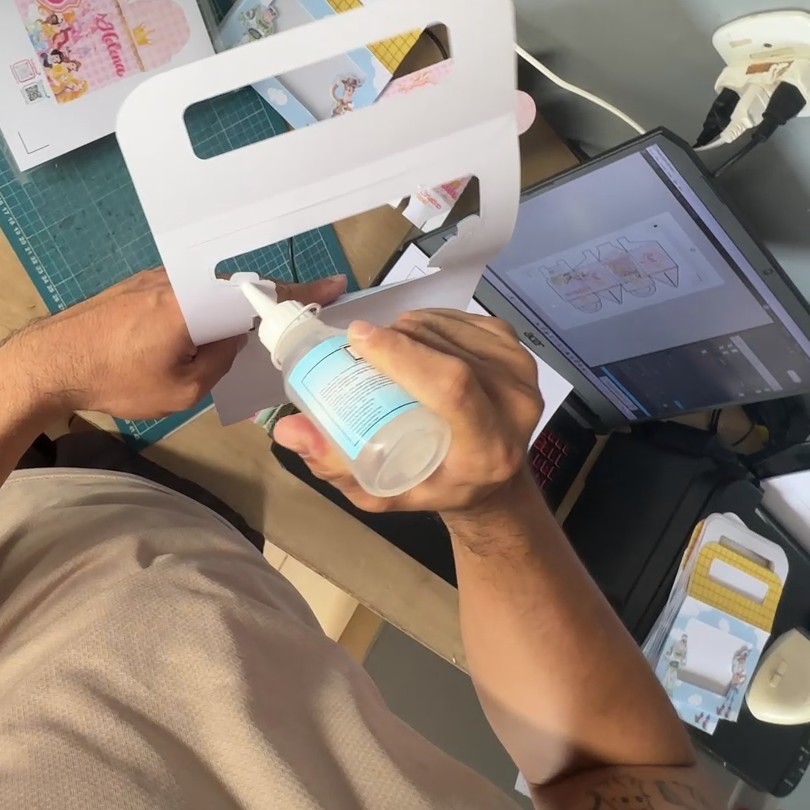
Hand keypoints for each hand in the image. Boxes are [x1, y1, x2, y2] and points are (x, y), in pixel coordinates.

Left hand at [0, 267, 347, 419]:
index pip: (260, 295)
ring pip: (211, 290)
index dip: (300, 294)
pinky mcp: (139, 284)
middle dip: (267, 303)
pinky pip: (188, 291)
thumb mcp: (180, 390)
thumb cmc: (114, 380)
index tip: (335, 286)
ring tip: (247, 334)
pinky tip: (204, 331)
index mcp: (194, 302)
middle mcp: (180, 279)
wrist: (48, 362)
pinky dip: (205, 308)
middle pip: (238, 287)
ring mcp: (157, 277)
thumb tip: (233, 338)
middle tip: (294, 321)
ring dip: (232, 309)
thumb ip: (218, 362)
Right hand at [272, 309, 542, 514]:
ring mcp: (521, 373)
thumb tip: (289, 428)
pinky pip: (459, 318)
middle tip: (360, 343)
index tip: (358, 338)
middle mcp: (515, 406)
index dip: (401, 355)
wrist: (494, 480)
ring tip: (387, 349)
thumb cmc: (433, 486)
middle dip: (395, 338)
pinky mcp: (516, 349)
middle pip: (445, 352)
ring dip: (408, 329)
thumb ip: (335, 465)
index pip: (451, 386)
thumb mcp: (380, 491)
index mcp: (486, 449)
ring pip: (448, 329)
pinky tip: (415, 342)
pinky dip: (427, 322)